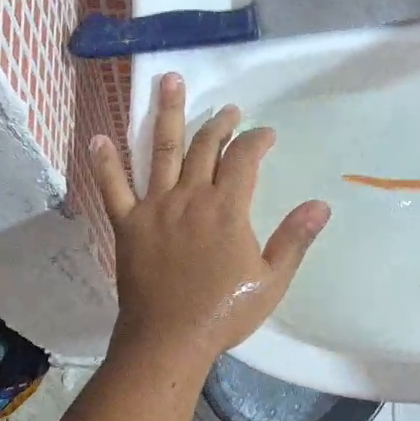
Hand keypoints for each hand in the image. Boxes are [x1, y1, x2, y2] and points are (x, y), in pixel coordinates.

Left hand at [91, 72, 329, 363]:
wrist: (169, 338)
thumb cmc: (224, 313)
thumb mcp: (270, 281)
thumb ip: (294, 240)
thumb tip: (321, 205)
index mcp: (226, 209)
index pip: (244, 159)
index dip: (257, 140)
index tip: (266, 134)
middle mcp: (190, 197)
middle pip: (204, 147)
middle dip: (219, 123)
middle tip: (228, 110)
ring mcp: (155, 208)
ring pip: (161, 152)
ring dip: (168, 115)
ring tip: (170, 82)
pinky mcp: (127, 225)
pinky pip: (113, 188)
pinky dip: (105, 163)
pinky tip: (98, 138)